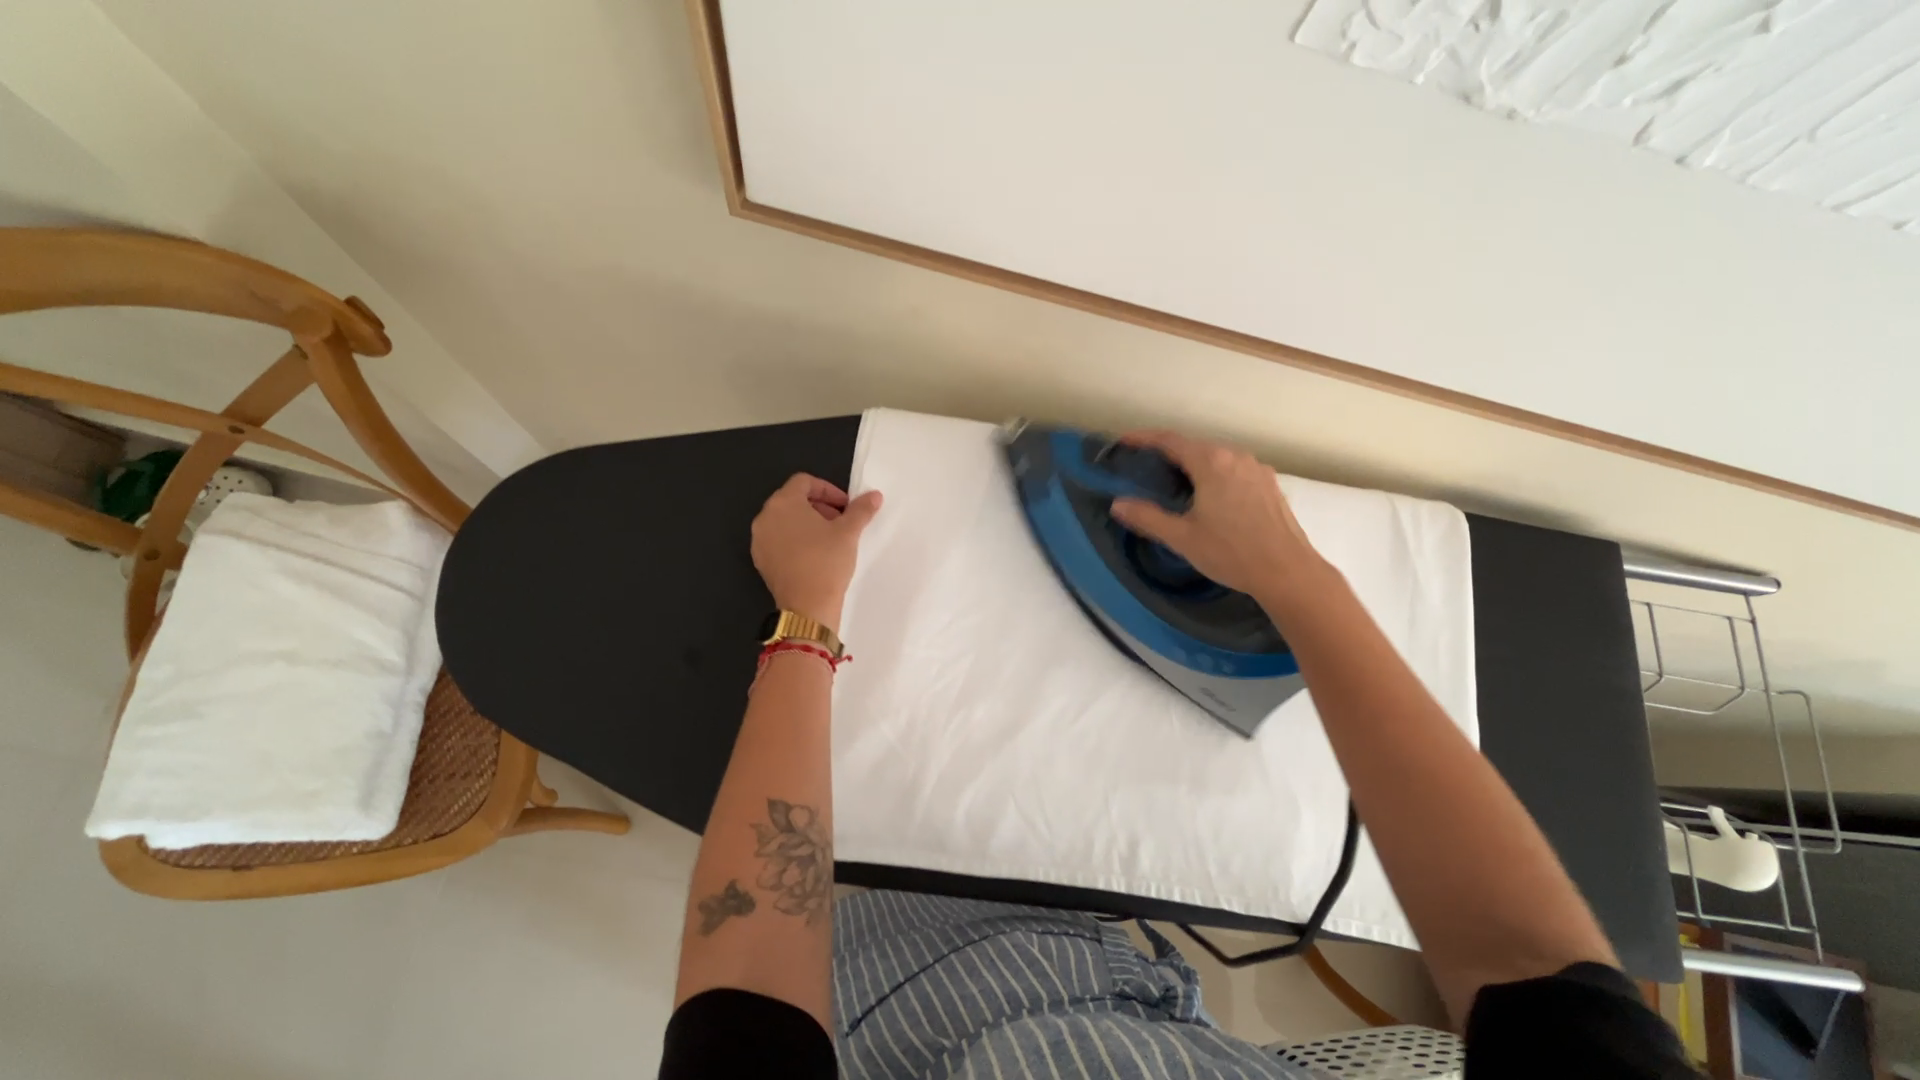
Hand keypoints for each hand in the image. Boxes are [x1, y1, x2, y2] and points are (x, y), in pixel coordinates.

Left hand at [750, 474, 882, 628]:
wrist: (807, 607)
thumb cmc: (827, 561)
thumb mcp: (848, 532)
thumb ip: (860, 510)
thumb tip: (874, 495)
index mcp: (783, 503)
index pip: (804, 482)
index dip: (828, 490)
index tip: (846, 507)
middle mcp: (765, 517)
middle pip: (792, 500)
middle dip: (819, 506)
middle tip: (841, 522)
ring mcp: (759, 540)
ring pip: (785, 521)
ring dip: (807, 523)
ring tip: (829, 539)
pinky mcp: (761, 561)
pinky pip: (778, 540)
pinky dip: (795, 540)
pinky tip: (814, 556)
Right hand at [1109, 430, 1329, 602]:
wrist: (1288, 572)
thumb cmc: (1231, 553)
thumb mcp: (1182, 538)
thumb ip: (1147, 517)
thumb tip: (1118, 504)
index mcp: (1211, 463)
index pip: (1170, 440)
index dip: (1144, 438)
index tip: (1124, 441)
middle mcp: (1235, 457)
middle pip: (1194, 446)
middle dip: (1168, 453)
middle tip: (1146, 468)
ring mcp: (1257, 469)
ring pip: (1217, 458)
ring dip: (1193, 464)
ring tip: (1175, 483)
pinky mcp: (1270, 485)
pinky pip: (1234, 469)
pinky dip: (1214, 474)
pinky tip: (1210, 497)